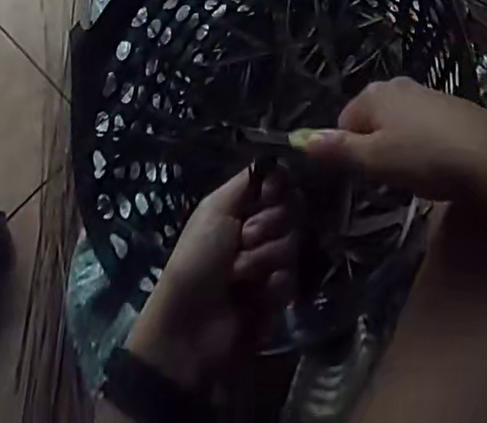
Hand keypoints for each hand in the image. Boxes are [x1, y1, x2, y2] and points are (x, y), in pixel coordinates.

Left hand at [124, 167, 298, 390]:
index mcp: (243, 206)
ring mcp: (272, 260)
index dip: (278, 189)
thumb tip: (277, 161)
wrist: (192, 325)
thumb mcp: (214, 210)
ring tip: (238, 276)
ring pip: (293, 244)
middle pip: (291, 211)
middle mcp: (262, 228)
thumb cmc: (198, 259)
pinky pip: (293, 277)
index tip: (268, 196)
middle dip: (266, 227)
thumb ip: (245, 182)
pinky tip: (254, 296)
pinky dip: (272, 286)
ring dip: (263, 259)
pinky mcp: (281, 293)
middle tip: (241, 242)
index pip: (279, 184)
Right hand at [291, 77, 486, 200]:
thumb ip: (339, 150)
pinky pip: (426, 126)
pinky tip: (441, 164)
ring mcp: (427, 93)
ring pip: (400, 123)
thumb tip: (302, 140)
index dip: (351, 152)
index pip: (343, 123)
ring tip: (419, 173)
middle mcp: (397, 85)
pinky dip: (427, 144)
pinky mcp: (453, 106)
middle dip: (377, 147)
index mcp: (373, 94)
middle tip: (393, 176)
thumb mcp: (375, 161)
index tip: (368, 175)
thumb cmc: (424, 157)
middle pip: (372, 120)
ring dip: (402, 146)